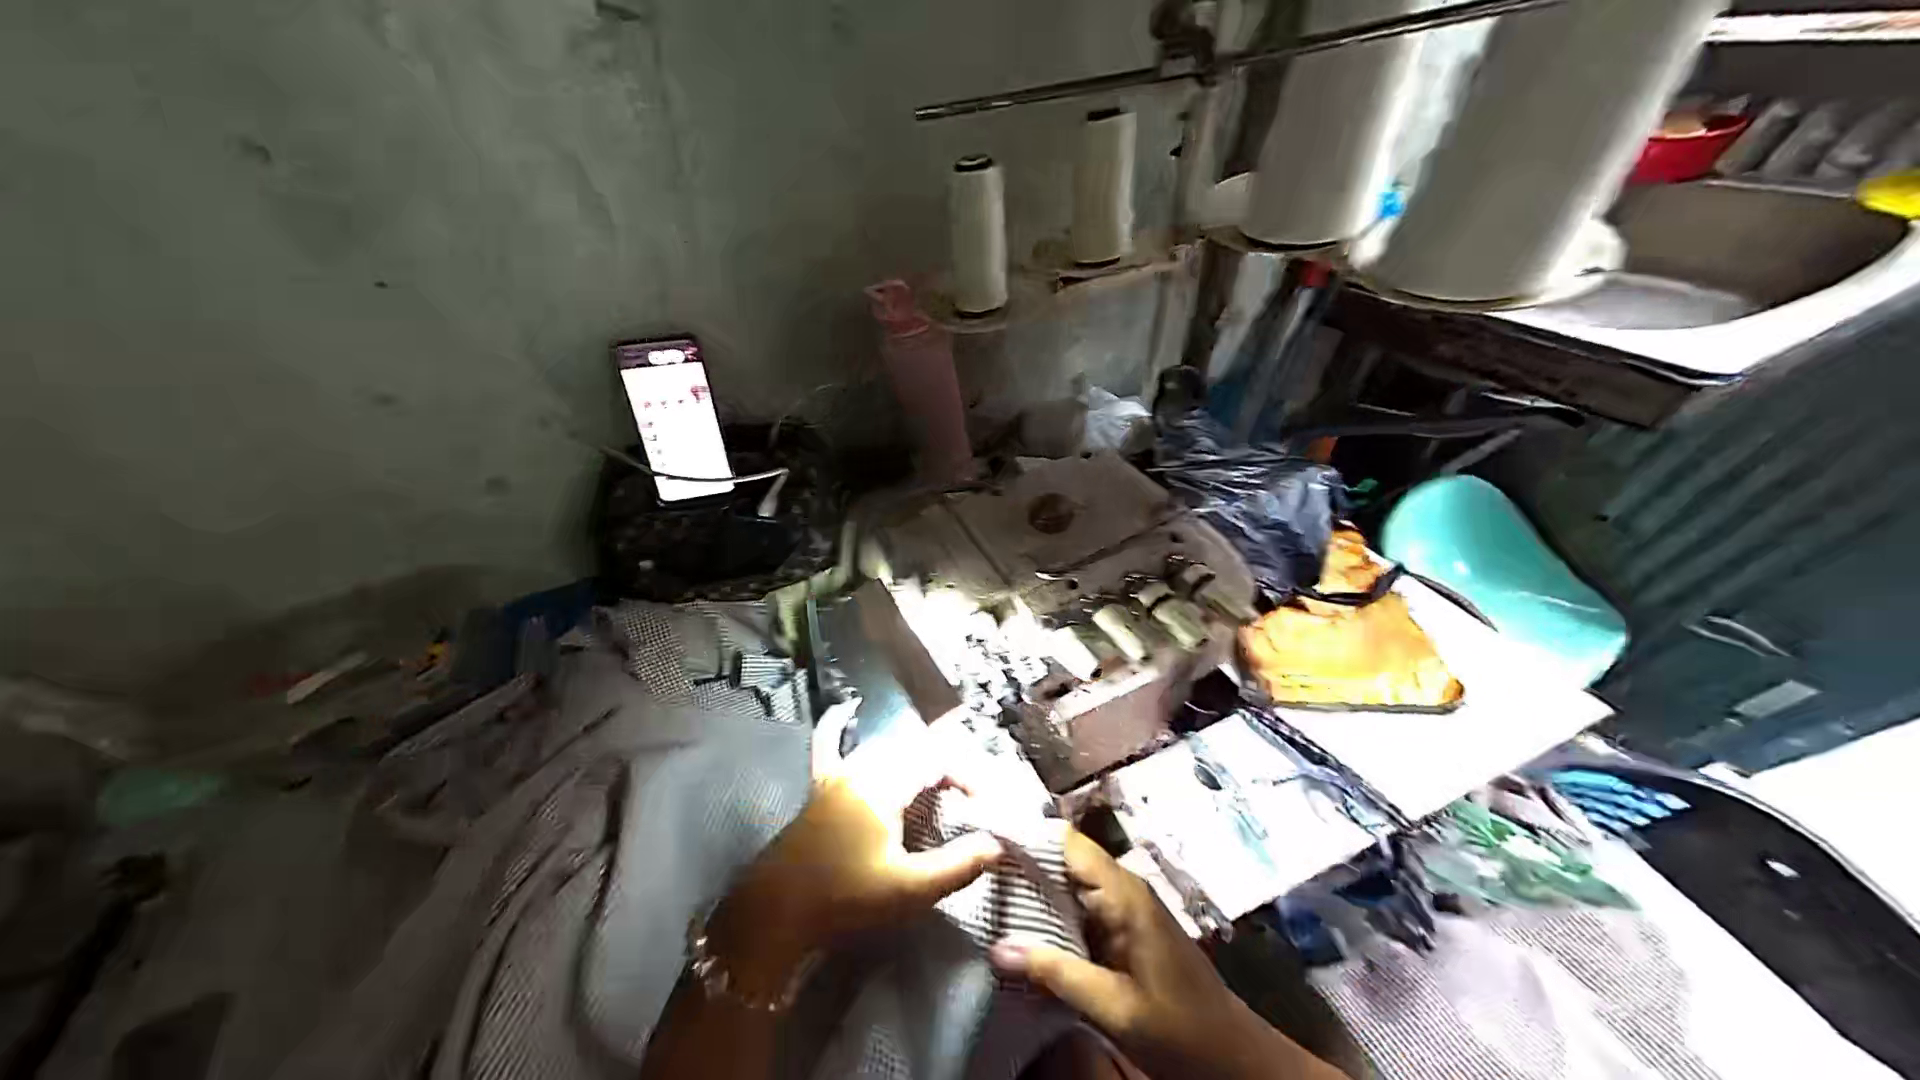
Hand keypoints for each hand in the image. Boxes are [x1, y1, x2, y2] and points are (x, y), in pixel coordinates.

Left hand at [706, 710, 1002, 997]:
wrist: (774, 915)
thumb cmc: (843, 899)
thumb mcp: (908, 890)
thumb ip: (957, 865)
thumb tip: (996, 844)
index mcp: (884, 784)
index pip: (938, 759)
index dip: (969, 776)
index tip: (986, 808)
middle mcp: (861, 767)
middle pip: (915, 747)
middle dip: (948, 766)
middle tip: (970, 798)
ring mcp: (837, 774)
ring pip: (884, 745)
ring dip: (916, 753)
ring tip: (941, 778)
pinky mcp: (819, 787)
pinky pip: (829, 743)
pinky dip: (839, 724)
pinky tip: (846, 709)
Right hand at [990, 830, 1345, 1079]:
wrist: (1233, 1059)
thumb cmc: (1181, 1030)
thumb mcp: (1115, 1007)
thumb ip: (1057, 974)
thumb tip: (997, 948)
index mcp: (1123, 894)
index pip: (1067, 843)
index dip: (1026, 835)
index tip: (982, 835)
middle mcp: (1120, 890)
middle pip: (1062, 859)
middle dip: (1020, 863)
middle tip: (972, 869)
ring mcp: (1120, 909)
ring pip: (1066, 885)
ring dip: (1030, 890)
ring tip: (982, 892)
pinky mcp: (1118, 931)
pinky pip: (1075, 911)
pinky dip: (1047, 916)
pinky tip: (1015, 928)